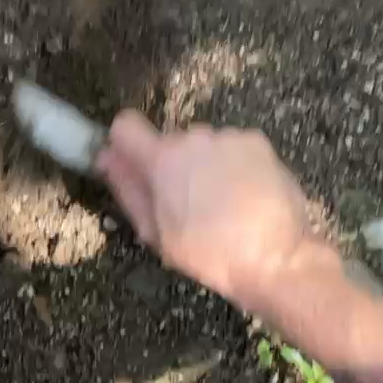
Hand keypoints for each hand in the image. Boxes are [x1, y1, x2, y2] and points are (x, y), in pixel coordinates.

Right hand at [97, 112, 321, 305]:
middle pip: (168, 142)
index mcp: (164, 159)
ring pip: (201, 147)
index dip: (122, 145)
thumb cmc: (208, 252)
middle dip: (169, 167)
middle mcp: (196, 137)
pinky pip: (230, 149)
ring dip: (200, 168)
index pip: (125, 126)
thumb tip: (107, 160)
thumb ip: (128, 190)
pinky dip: (229, 168)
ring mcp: (230, 137)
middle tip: (181, 207)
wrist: (274, 256)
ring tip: (216, 206)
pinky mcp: (258, 143)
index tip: (129, 166)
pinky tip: (239, 199)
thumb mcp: (156, 232)